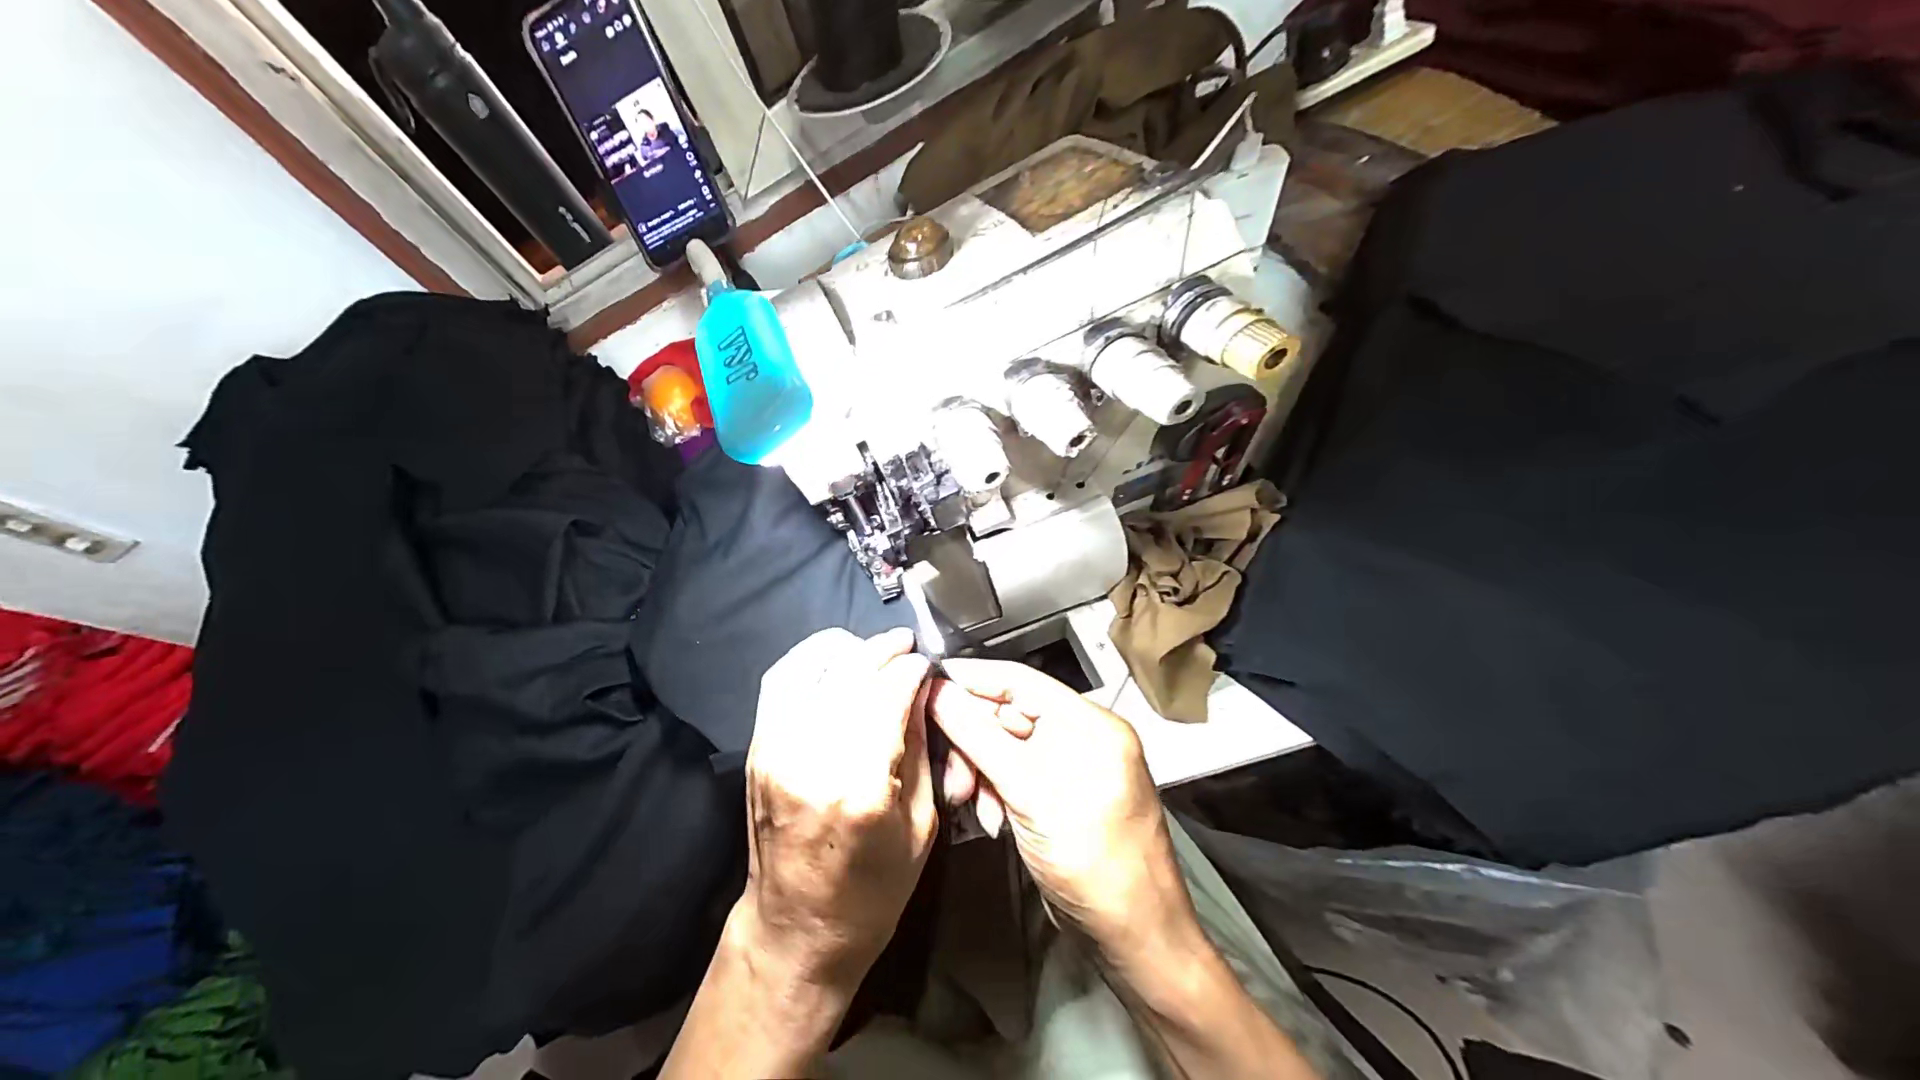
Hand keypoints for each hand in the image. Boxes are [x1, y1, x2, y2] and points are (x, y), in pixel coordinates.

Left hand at [662, 628, 937, 1078]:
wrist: (797, 928)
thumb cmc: (872, 891)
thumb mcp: (921, 824)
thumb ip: (919, 746)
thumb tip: (919, 687)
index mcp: (860, 789)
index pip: (889, 695)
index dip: (912, 670)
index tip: (925, 663)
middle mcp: (811, 761)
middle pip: (851, 674)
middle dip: (884, 650)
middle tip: (905, 646)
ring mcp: (776, 752)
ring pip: (813, 668)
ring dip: (848, 649)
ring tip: (874, 650)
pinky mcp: (757, 750)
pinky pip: (780, 682)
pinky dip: (809, 660)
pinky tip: (834, 658)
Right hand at [929, 660, 1196, 968]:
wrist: (1132, 936)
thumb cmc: (1093, 862)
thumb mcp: (1027, 791)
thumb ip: (977, 736)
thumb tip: (937, 692)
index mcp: (1089, 722)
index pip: (1018, 680)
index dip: (969, 679)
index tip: (926, 685)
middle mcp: (1083, 736)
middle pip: (1007, 715)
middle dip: (971, 741)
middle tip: (949, 772)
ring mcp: (1072, 767)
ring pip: (1006, 748)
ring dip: (980, 772)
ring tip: (971, 803)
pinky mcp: (1061, 797)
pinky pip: (1016, 776)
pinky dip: (996, 792)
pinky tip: (991, 820)